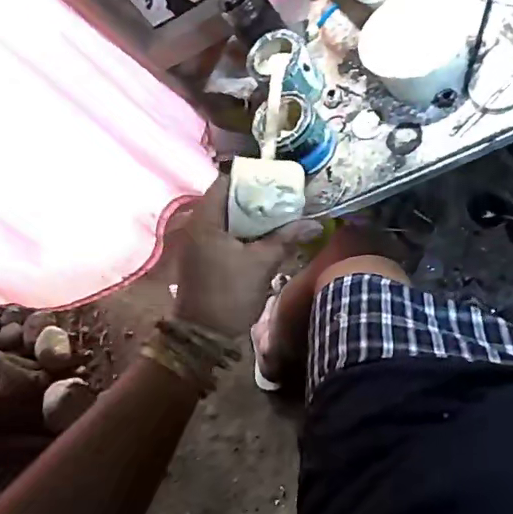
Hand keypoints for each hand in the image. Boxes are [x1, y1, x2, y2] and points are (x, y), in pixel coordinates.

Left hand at [170, 174, 321, 336]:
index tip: (276, 180)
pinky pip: (224, 236)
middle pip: (227, 200)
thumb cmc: (230, 295)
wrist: (204, 335)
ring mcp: (197, 243)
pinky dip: (243, 234)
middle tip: (284, 199)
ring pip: (227, 220)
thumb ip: (286, 238)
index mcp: (205, 220)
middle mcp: (197, 226)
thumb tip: (315, 224)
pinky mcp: (202, 258)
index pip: (225, 182)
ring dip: (251, 219)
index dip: (251, 178)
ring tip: (280, 216)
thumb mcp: (262, 264)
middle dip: (256, 199)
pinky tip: (265, 238)